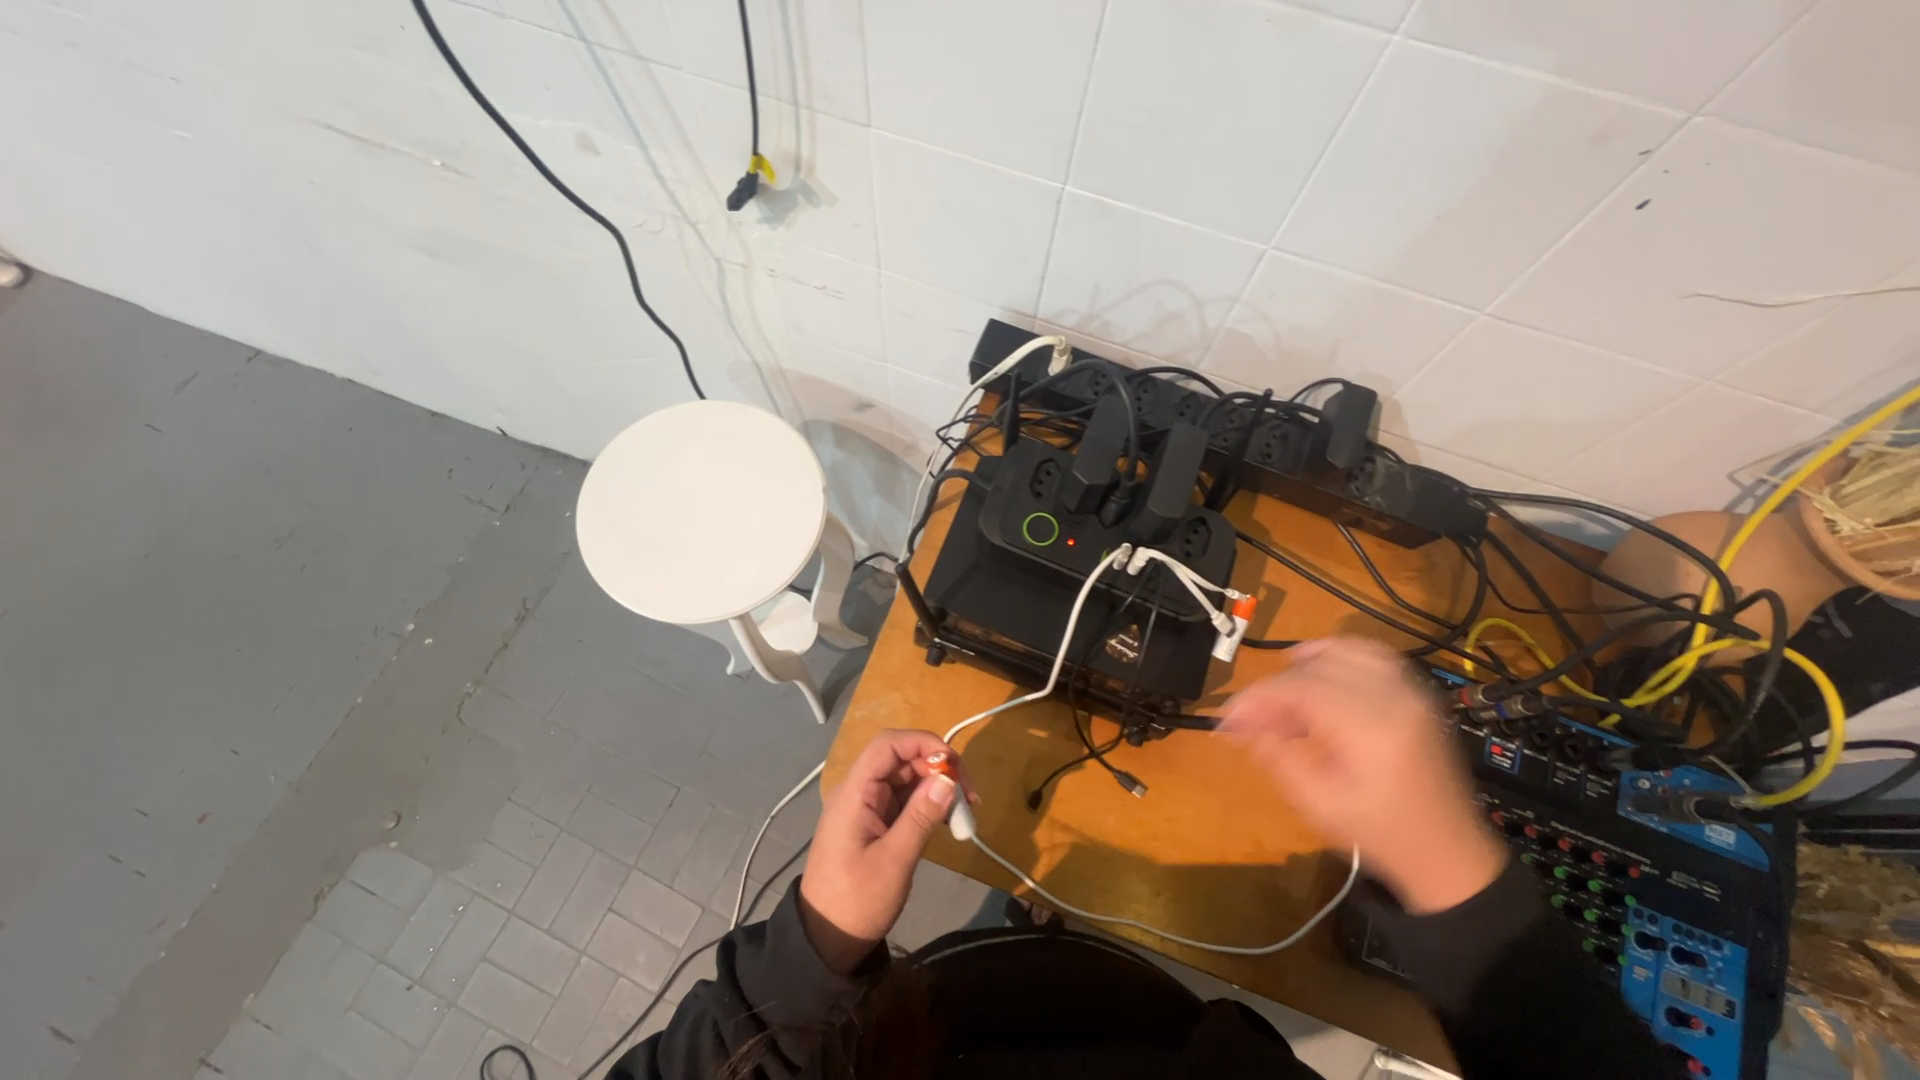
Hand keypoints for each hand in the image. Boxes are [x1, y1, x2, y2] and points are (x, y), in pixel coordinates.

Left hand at [798, 729, 978, 973]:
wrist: (826, 940)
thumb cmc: (856, 901)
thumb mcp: (894, 861)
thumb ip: (920, 817)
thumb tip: (948, 779)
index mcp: (854, 793)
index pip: (888, 745)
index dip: (923, 743)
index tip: (955, 766)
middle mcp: (859, 792)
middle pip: (901, 759)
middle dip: (938, 768)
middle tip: (970, 797)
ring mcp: (867, 807)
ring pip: (907, 779)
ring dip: (937, 787)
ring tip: (965, 812)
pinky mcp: (875, 823)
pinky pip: (905, 800)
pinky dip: (928, 804)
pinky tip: (948, 820)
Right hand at [1223, 638, 1507, 913]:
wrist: (1448, 853)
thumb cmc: (1380, 835)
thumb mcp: (1317, 804)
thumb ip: (1277, 755)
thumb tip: (1239, 722)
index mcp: (1371, 729)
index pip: (1299, 689)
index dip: (1257, 698)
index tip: (1227, 719)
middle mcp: (1395, 698)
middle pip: (1317, 669)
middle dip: (1275, 688)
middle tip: (1250, 719)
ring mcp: (1412, 692)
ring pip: (1345, 651)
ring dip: (1305, 665)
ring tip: (1281, 692)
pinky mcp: (1418, 694)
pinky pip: (1374, 655)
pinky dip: (1340, 654)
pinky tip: (1319, 671)